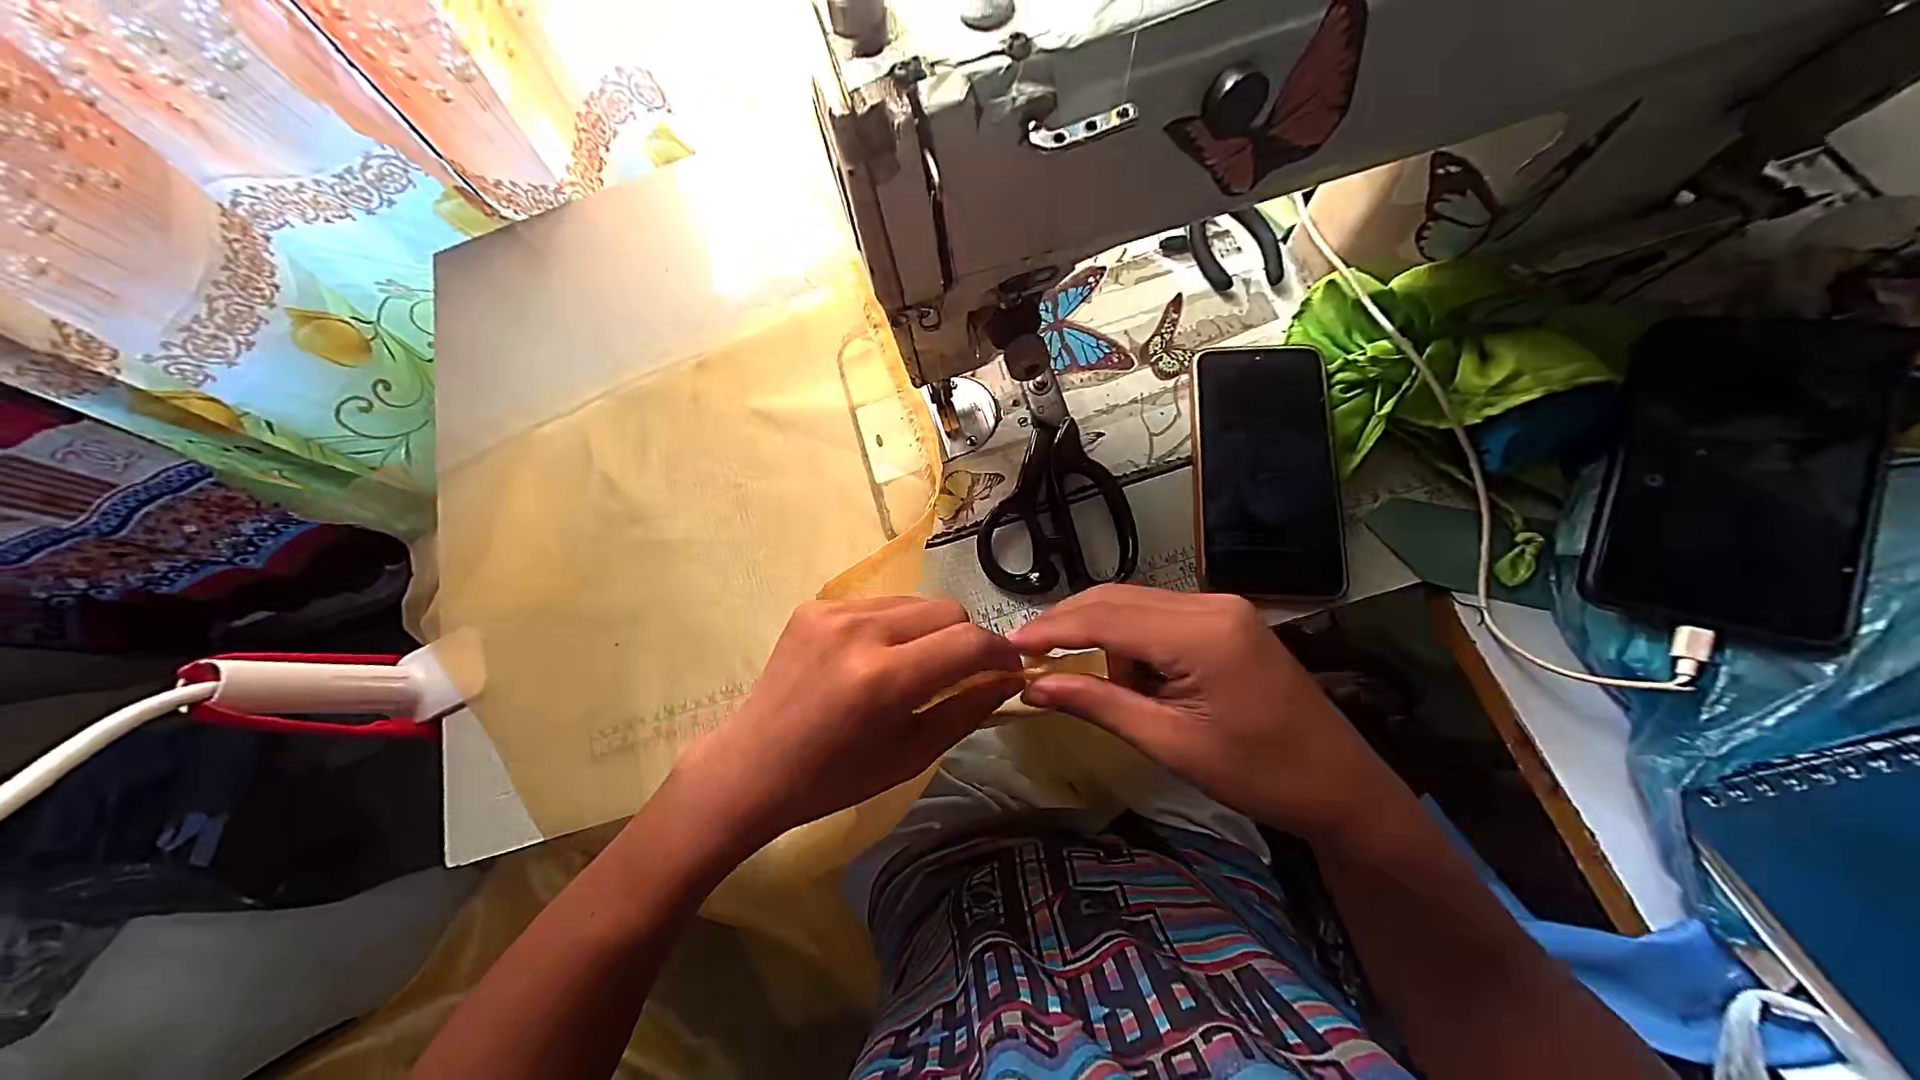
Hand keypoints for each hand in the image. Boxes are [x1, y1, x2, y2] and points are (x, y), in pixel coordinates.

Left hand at [671, 597, 1022, 852]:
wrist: (753, 766)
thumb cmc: (834, 778)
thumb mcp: (911, 754)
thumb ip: (966, 709)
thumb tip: (1010, 679)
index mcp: (884, 678)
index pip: (969, 642)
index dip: (1001, 653)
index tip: (1010, 670)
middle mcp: (860, 631)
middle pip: (947, 610)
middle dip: (967, 639)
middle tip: (963, 672)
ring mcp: (833, 612)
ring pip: (915, 602)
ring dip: (931, 630)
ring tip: (917, 666)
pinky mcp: (814, 606)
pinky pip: (879, 604)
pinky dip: (894, 627)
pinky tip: (876, 658)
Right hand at [1006, 585, 1412, 844]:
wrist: (1342, 786)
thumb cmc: (1260, 776)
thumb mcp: (1171, 743)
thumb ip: (1098, 704)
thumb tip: (1034, 687)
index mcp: (1201, 633)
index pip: (1105, 618)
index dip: (1050, 631)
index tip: (1006, 646)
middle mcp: (1210, 603)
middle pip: (1116, 599)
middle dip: (1068, 625)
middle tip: (1027, 656)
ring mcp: (1221, 607)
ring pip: (1134, 604)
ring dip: (1098, 633)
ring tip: (1073, 673)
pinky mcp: (1226, 619)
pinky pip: (1159, 616)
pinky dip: (1128, 639)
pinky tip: (1122, 672)